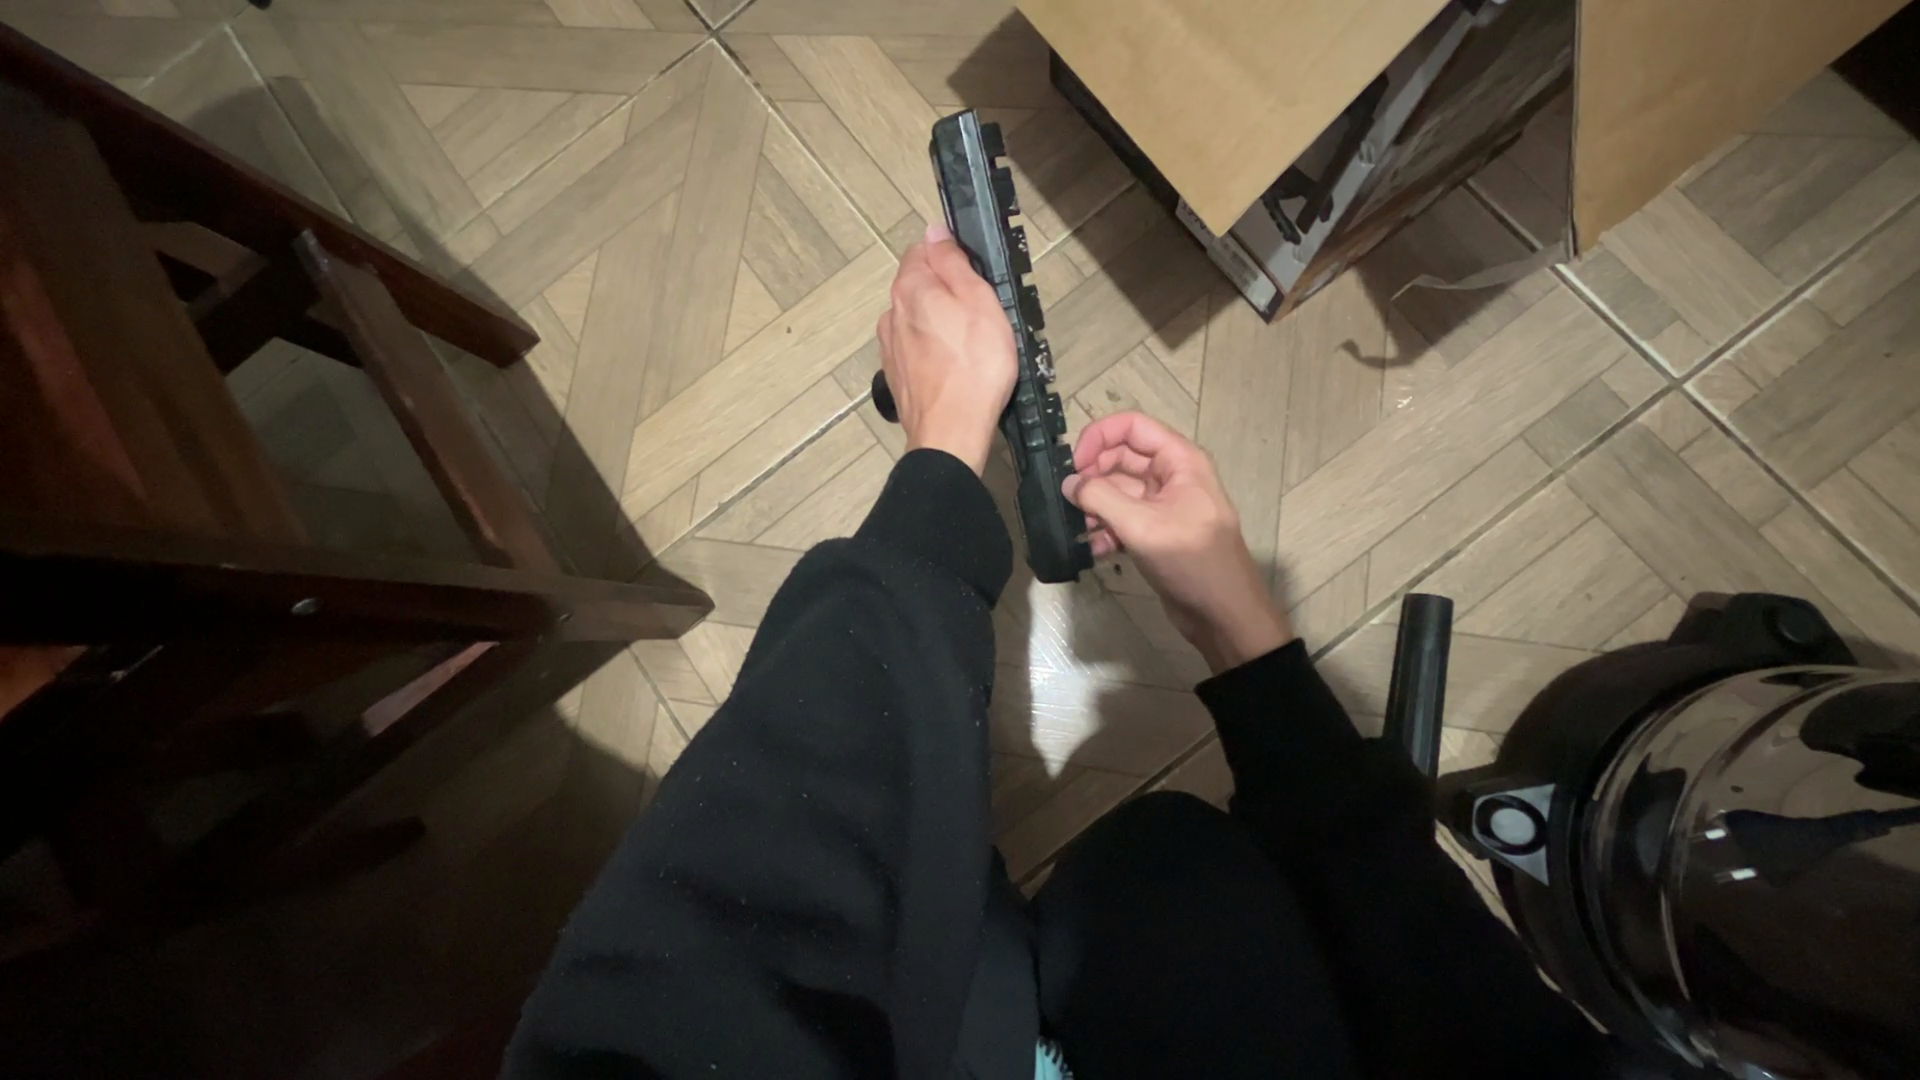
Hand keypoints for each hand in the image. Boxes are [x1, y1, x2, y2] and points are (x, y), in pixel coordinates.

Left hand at [875, 223, 1017, 474]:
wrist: (951, 433)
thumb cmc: (976, 366)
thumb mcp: (978, 301)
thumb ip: (953, 263)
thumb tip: (935, 231)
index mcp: (910, 288)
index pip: (923, 250)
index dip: (950, 258)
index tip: (976, 277)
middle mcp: (891, 314)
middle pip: (918, 287)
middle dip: (945, 293)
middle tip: (980, 315)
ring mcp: (890, 348)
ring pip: (916, 321)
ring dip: (938, 325)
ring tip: (969, 347)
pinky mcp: (896, 378)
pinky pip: (916, 352)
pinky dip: (932, 354)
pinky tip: (953, 370)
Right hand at [1063, 412, 1294, 673]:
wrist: (1223, 613)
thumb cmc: (1191, 561)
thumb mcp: (1142, 525)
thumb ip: (1101, 498)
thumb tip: (1069, 484)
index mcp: (1179, 460)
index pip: (1132, 426)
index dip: (1099, 437)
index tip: (1074, 465)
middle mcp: (1172, 476)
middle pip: (1121, 458)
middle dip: (1093, 477)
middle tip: (1069, 501)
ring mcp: (1163, 505)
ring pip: (1118, 491)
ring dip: (1096, 507)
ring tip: (1080, 529)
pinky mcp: (1156, 532)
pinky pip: (1123, 519)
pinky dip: (1106, 530)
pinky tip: (1093, 550)